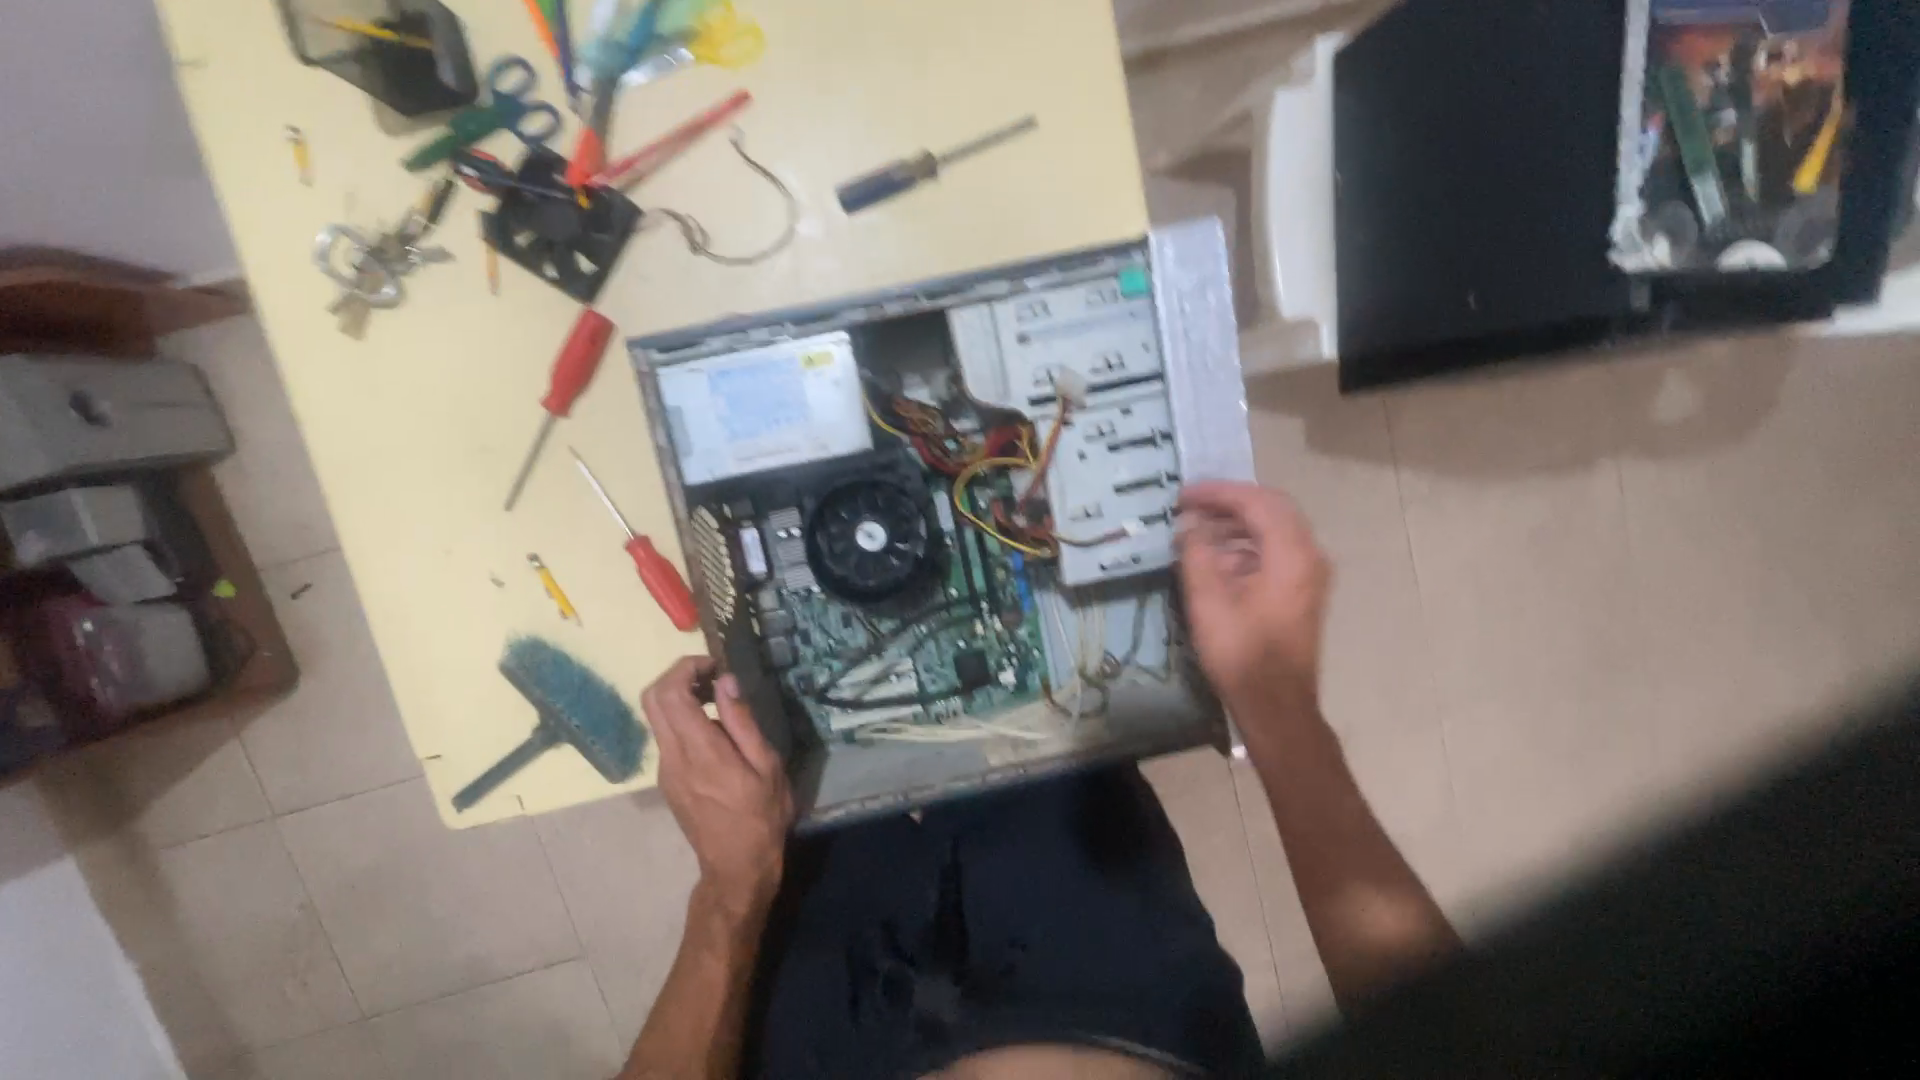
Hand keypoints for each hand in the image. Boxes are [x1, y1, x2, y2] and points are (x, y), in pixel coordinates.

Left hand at [642, 658, 793, 923]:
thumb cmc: (762, 816)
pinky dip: (685, 719)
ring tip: (720, 700)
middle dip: (678, 676)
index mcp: (699, 750)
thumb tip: (726, 681)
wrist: (736, 868)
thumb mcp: (767, 766)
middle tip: (713, 676)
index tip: (716, 666)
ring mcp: (665, 769)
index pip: (670, 693)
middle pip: (652, 698)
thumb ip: (743, 721)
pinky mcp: (668, 780)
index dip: (687, 667)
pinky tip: (717, 732)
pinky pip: (668, 736)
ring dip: (682, 697)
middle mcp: (673, 756)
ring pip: (658, 716)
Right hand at [1176, 481, 1331, 708]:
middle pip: (1271, 509)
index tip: (1183, 495)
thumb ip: (1197, 553)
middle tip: (1190, 506)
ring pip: (1275, 529)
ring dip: (1237, 523)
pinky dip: (1246, 544)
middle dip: (1229, 502)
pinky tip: (1216, 558)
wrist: (1275, 704)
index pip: (1256, 502)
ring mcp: (1310, 574)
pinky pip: (1276, 551)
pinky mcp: (1302, 591)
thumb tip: (1190, 525)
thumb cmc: (1240, 653)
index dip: (1218, 493)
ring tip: (1197, 529)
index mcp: (1292, 554)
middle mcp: (1310, 556)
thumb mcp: (1207, 600)